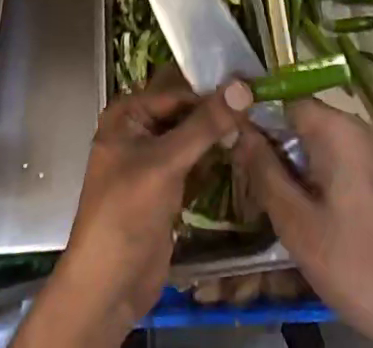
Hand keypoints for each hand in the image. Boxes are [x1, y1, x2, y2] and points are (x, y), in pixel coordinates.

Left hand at [15, 73, 250, 346]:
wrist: (109, 286)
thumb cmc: (126, 214)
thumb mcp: (166, 163)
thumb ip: (205, 124)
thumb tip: (243, 86)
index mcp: (128, 114)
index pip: (180, 91)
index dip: (215, 90)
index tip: (255, 87)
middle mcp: (139, 130)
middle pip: (187, 112)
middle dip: (220, 113)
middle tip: (263, 108)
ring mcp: (153, 160)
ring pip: (194, 138)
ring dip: (221, 136)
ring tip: (261, 128)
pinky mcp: (167, 187)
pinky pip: (195, 162)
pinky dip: (216, 159)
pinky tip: (246, 154)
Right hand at [233, 98, 372, 347]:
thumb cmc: (357, 265)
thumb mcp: (297, 223)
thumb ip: (264, 171)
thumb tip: (237, 129)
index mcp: (336, 128)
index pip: (281, 100)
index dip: (251, 115)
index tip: (225, 139)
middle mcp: (354, 130)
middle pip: (296, 122)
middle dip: (267, 146)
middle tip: (239, 177)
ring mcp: (367, 155)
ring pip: (311, 147)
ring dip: (285, 167)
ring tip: (259, 198)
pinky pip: (329, 164)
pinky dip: (307, 180)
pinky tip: (293, 212)